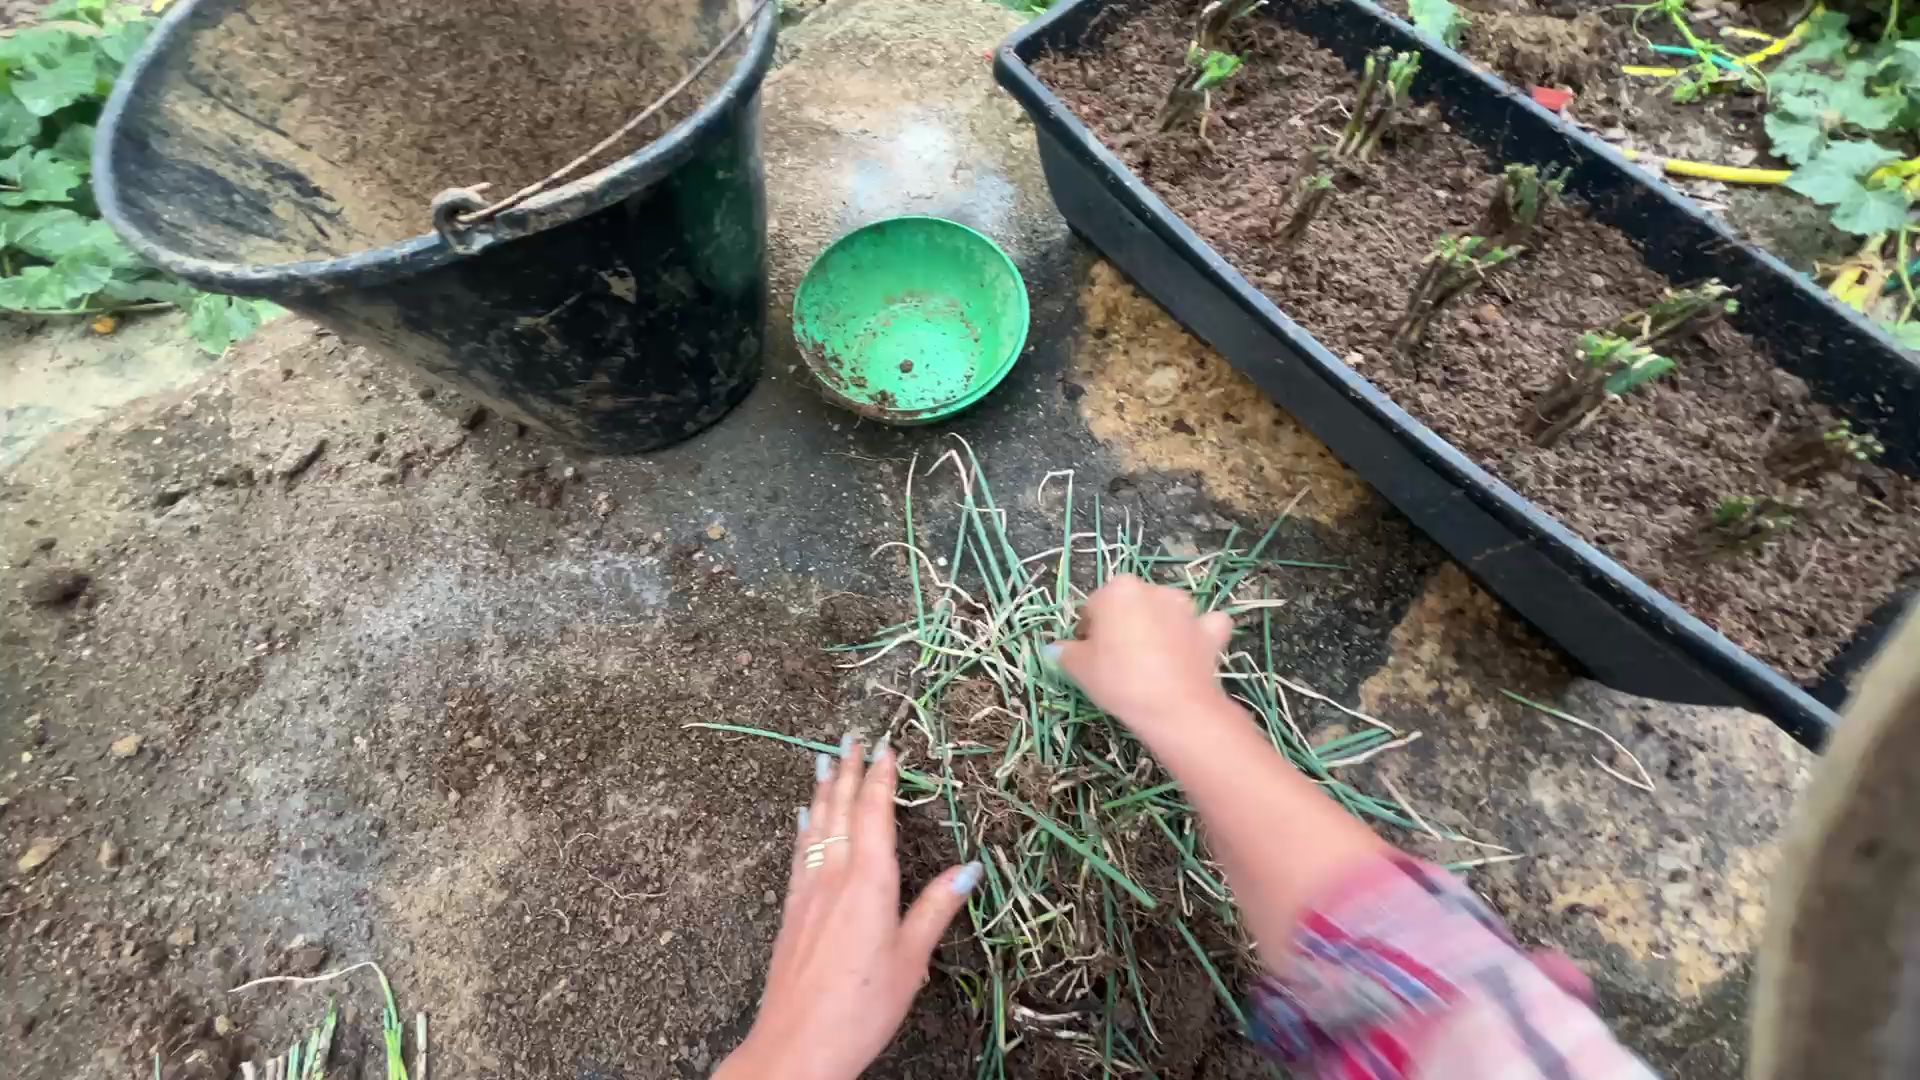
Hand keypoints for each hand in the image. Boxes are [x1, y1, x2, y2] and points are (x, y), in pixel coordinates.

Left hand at [715, 734, 982, 1079]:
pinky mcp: (791, 908)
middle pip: (842, 808)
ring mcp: (809, 889)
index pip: (876, 813)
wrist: (796, 1048)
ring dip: (823, 788)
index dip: (881, 777)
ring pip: (818, 824)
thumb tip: (971, 867)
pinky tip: (803, 814)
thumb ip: (936, 908)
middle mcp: (836, 874)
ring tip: (825, 759)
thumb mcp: (911, 959)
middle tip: (851, 737)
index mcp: (870, 880)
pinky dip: (805, 825)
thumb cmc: (863, 1005)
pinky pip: (800, 851)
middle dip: (848, 769)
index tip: (886, 748)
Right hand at [1051, 574, 1234, 737]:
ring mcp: (1186, 608)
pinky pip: (1204, 625)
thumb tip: (1054, 649)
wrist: (1174, 707)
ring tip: (1151, 659)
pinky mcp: (1210, 630)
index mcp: (1117, 590)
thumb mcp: (1079, 668)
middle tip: (1116, 660)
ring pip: (1166, 611)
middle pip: (1129, 605)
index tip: (1089, 656)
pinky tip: (1190, 650)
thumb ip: (1064, 652)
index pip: (1093, 608)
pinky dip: (1198, 633)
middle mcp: (1153, 590)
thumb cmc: (1118, 679)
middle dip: (1122, 625)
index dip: (1088, 633)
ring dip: (1159, 625)